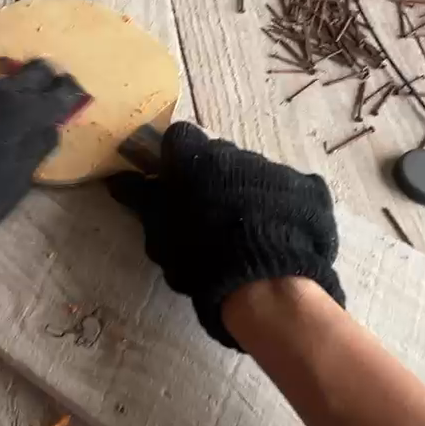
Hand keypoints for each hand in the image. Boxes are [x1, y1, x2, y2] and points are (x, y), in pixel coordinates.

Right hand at [107, 122, 344, 347]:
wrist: (267, 286)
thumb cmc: (201, 255)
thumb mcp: (159, 231)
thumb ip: (140, 199)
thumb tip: (116, 178)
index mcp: (195, 157)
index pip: (179, 138)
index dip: (175, 160)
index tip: (175, 184)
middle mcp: (234, 152)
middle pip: (217, 156)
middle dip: (212, 178)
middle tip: (208, 214)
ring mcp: (274, 169)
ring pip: (252, 173)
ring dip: (245, 192)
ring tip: (246, 232)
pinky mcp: (308, 189)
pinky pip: (287, 191)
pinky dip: (280, 206)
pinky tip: (278, 235)